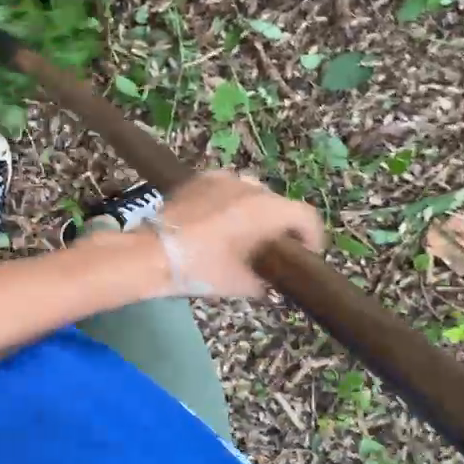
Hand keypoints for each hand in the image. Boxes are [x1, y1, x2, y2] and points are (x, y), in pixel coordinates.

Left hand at [143, 172, 326, 297]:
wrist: (150, 253)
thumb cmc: (201, 268)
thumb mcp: (241, 284)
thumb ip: (266, 282)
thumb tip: (269, 285)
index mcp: (267, 209)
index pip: (306, 217)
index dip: (312, 238)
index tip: (306, 256)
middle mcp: (249, 187)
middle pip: (279, 203)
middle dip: (281, 225)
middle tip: (272, 249)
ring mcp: (221, 179)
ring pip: (252, 192)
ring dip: (255, 211)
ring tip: (244, 234)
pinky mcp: (197, 180)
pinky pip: (225, 188)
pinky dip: (230, 202)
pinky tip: (219, 221)